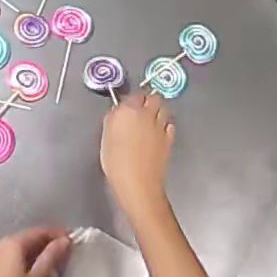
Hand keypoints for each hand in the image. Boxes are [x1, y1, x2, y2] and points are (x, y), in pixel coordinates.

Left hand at [0, 226, 72, 276]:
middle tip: (65, 250)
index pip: (38, 231)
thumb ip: (50, 257)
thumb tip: (65, 240)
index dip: (56, 233)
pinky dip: (25, 258)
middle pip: (27, 237)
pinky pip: (11, 256)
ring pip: (19, 247)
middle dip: (47, 241)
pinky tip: (35, 267)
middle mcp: (0, 244)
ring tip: (53, 259)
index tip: (72, 239)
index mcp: (12, 243)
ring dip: (36, 250)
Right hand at [101, 92, 173, 213]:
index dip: (131, 99)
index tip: (126, 106)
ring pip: (164, 108)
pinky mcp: (169, 138)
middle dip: (148, 101)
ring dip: (158, 110)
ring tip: (150, 119)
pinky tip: (158, 132)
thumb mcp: (106, 137)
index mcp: (128, 110)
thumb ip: (113, 120)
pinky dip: (165, 124)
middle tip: (140, 109)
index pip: (134, 94)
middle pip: (153, 97)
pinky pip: (169, 124)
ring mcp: (160, 126)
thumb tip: (117, 113)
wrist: (137, 183)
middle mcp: (147, 114)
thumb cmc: (116, 162)